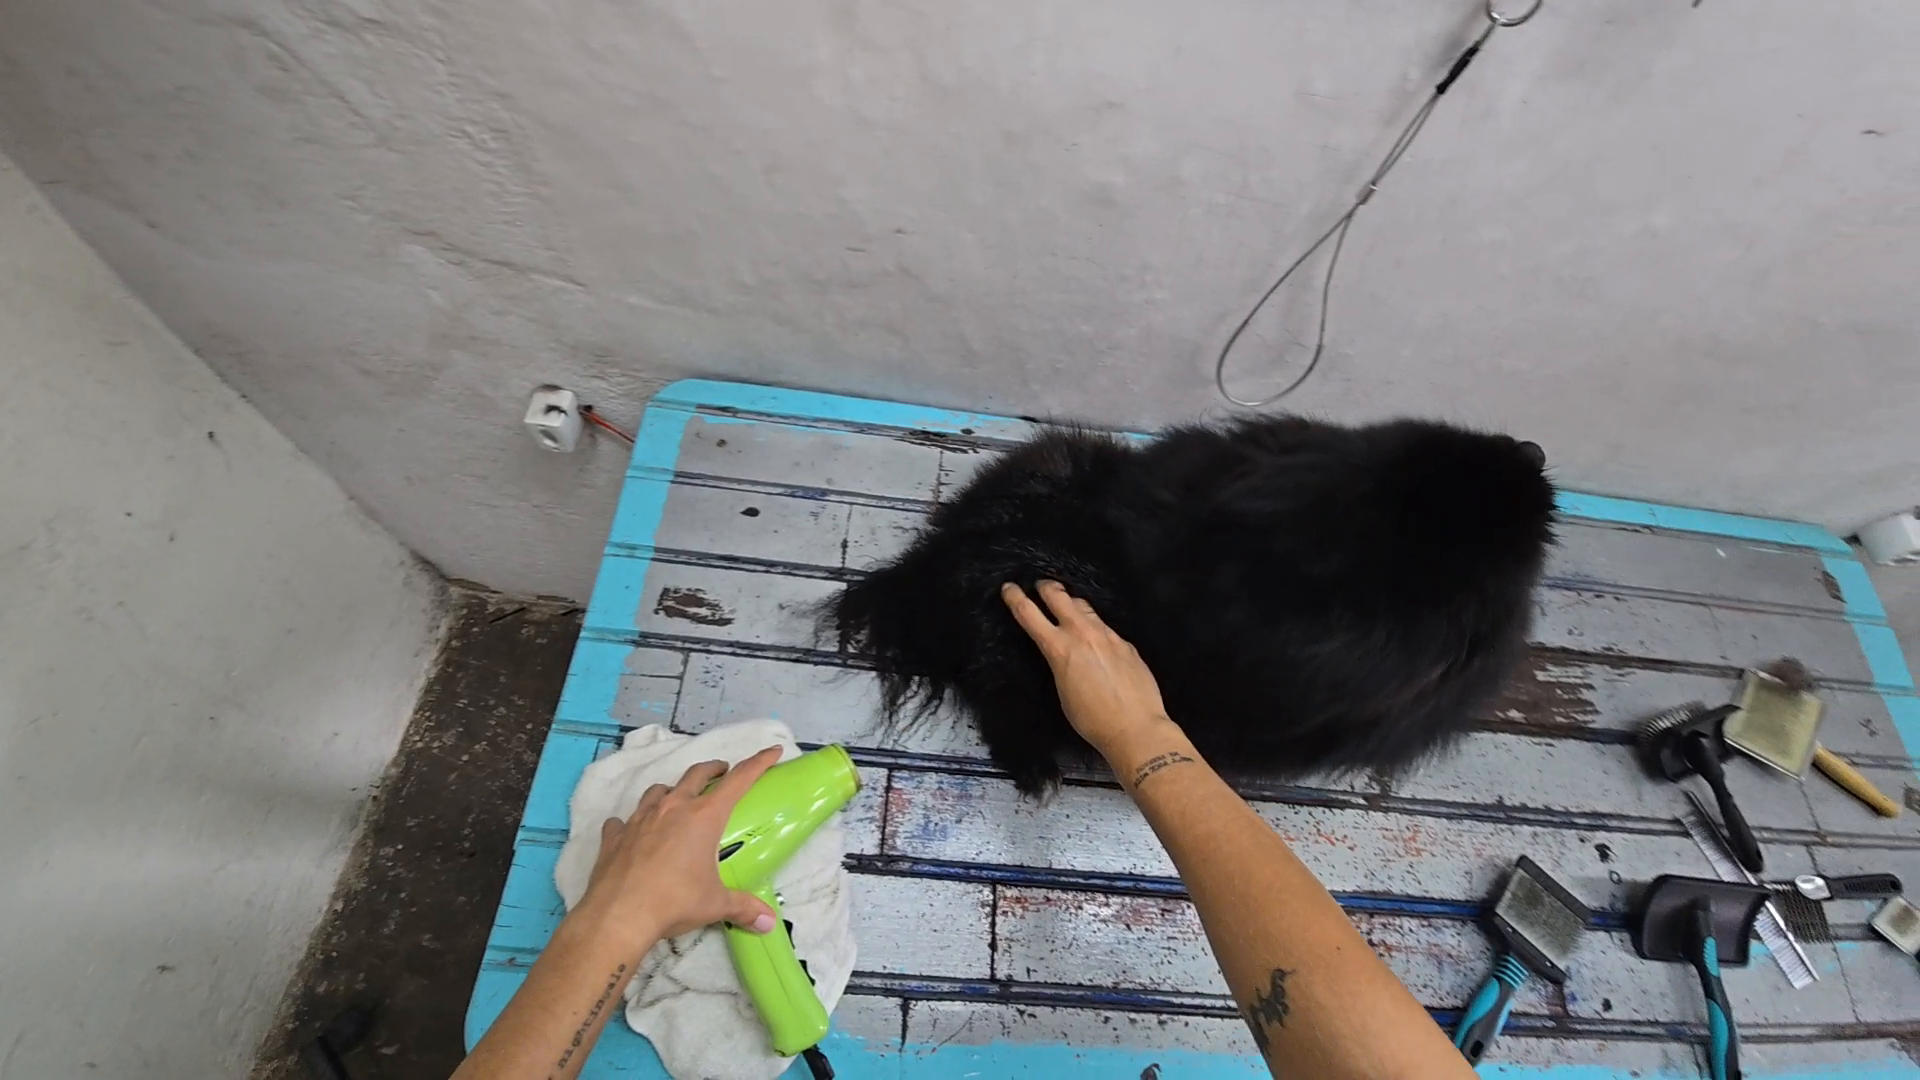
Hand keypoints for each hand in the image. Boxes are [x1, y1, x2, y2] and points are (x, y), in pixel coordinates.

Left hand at [572, 747, 783, 954]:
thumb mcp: (715, 904)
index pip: (739, 780)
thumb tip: (769, 923)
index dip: (759, 762)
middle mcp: (673, 808)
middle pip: (697, 774)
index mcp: (704, 816)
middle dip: (713, 769)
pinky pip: (624, 819)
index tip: (773, 751)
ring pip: (659, 790)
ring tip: (678, 800)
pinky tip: (633, 831)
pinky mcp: (615, 836)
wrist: (617, 917)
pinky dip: (632, 821)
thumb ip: (744, 908)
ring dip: (672, 790)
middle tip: (722, 772)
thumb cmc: (674, 902)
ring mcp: (641, 818)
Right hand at [1000, 581, 1180, 765]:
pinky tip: (1096, 640)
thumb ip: (1060, 662)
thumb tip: (1062, 652)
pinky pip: (1104, 627)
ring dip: (1071, 604)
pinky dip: (1094, 627)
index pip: (1029, 614)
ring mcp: (1107, 635)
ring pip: (1084, 606)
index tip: (1009, 588)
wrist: (1135, 727)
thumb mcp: (1062, 691)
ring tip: (1067, 607)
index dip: (1015, 597)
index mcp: (1060, 648)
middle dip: (1046, 587)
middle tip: (1040, 585)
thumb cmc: (1092, 719)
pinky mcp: (1125, 643)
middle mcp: (1082, 634)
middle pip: (1058, 595)